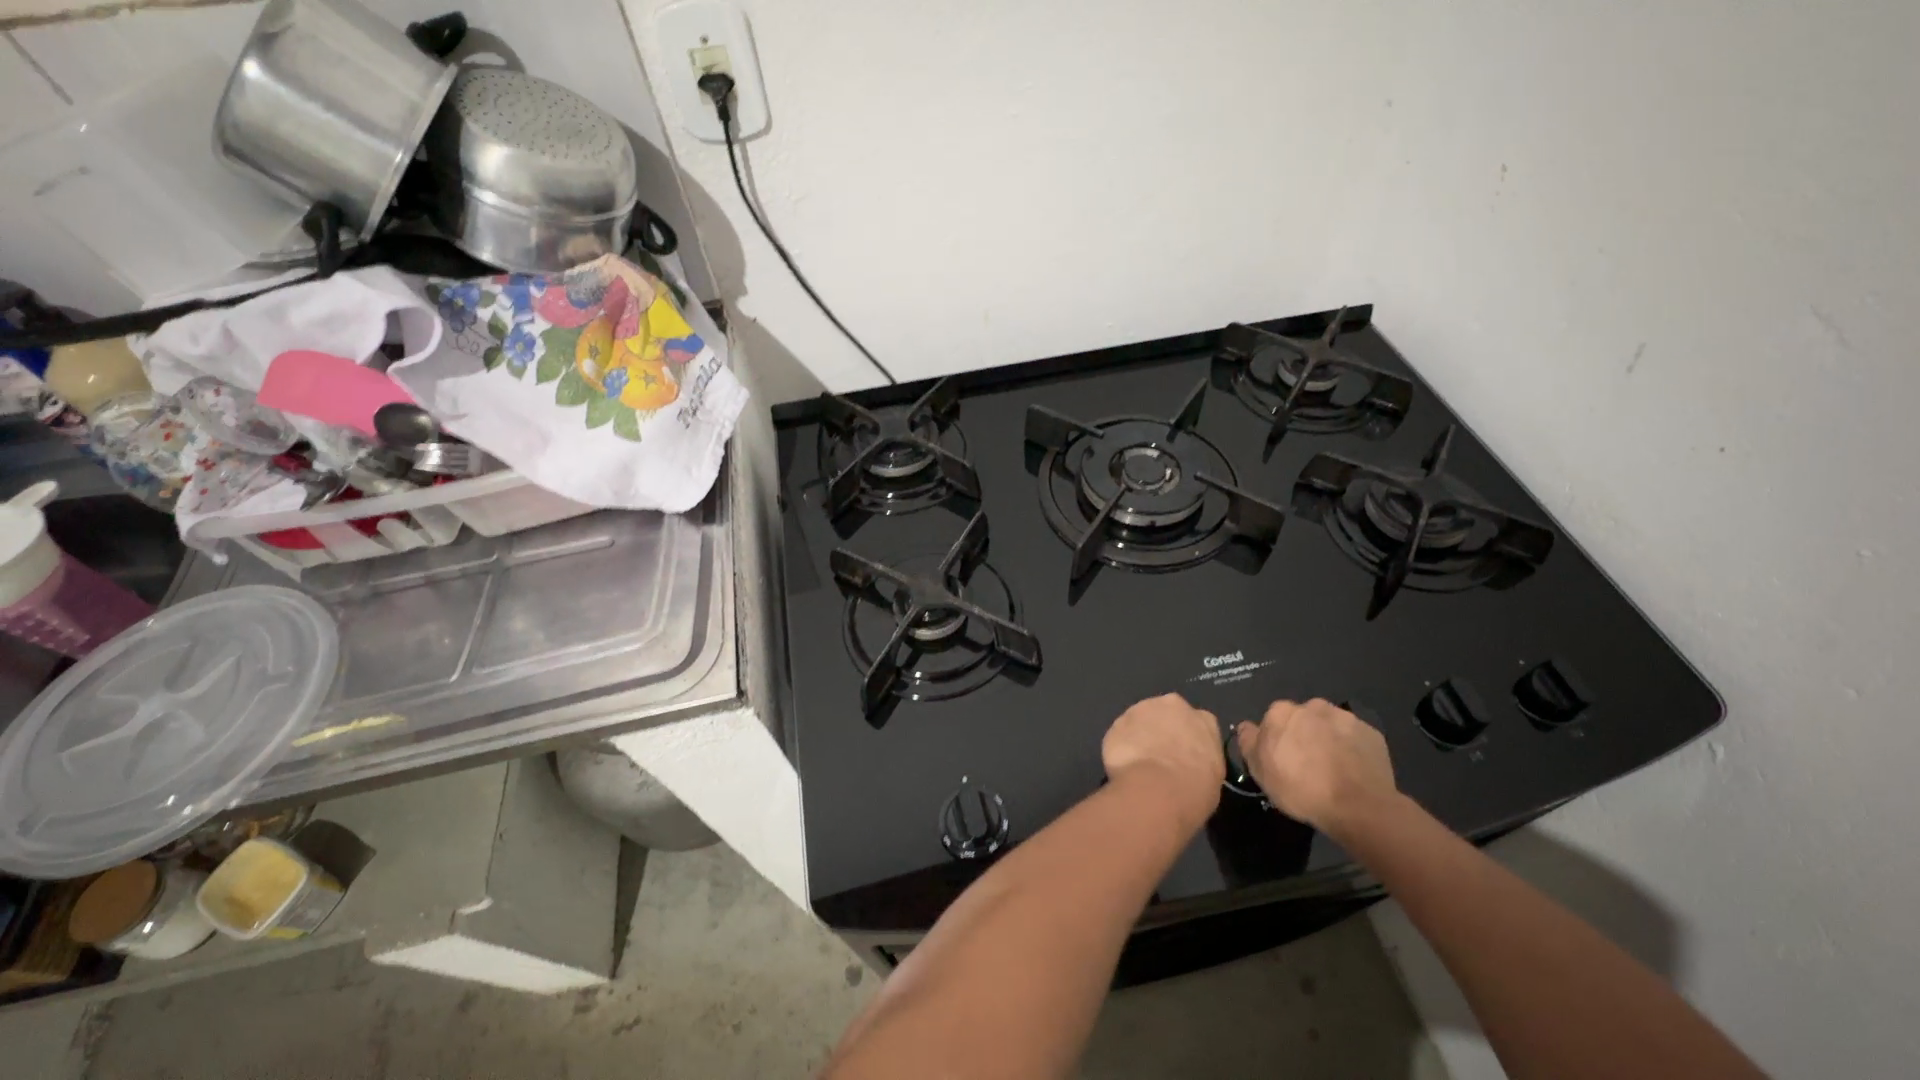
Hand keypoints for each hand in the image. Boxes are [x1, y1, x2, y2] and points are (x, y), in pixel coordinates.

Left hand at [1102, 693, 1224, 827]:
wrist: (1158, 789)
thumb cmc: (1195, 789)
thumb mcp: (1213, 776)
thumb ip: (1201, 759)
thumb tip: (1189, 765)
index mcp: (1204, 719)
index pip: (1197, 724)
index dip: (1187, 740)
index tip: (1183, 756)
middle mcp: (1172, 705)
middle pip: (1165, 714)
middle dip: (1161, 731)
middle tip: (1159, 757)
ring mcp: (1140, 711)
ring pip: (1138, 721)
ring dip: (1138, 737)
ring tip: (1138, 765)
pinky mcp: (1116, 724)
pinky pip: (1119, 736)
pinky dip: (1120, 749)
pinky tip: (1124, 768)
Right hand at [1235, 699, 1398, 836]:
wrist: (1356, 805)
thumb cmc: (1300, 789)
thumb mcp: (1260, 771)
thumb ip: (1249, 742)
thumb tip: (1246, 726)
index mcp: (1281, 712)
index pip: (1272, 720)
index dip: (1276, 740)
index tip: (1281, 760)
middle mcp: (1312, 706)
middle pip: (1302, 719)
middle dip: (1303, 735)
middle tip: (1306, 765)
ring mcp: (1345, 717)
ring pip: (1329, 725)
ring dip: (1327, 739)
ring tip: (1332, 769)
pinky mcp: (1370, 732)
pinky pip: (1354, 737)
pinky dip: (1350, 748)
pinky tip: (1351, 770)